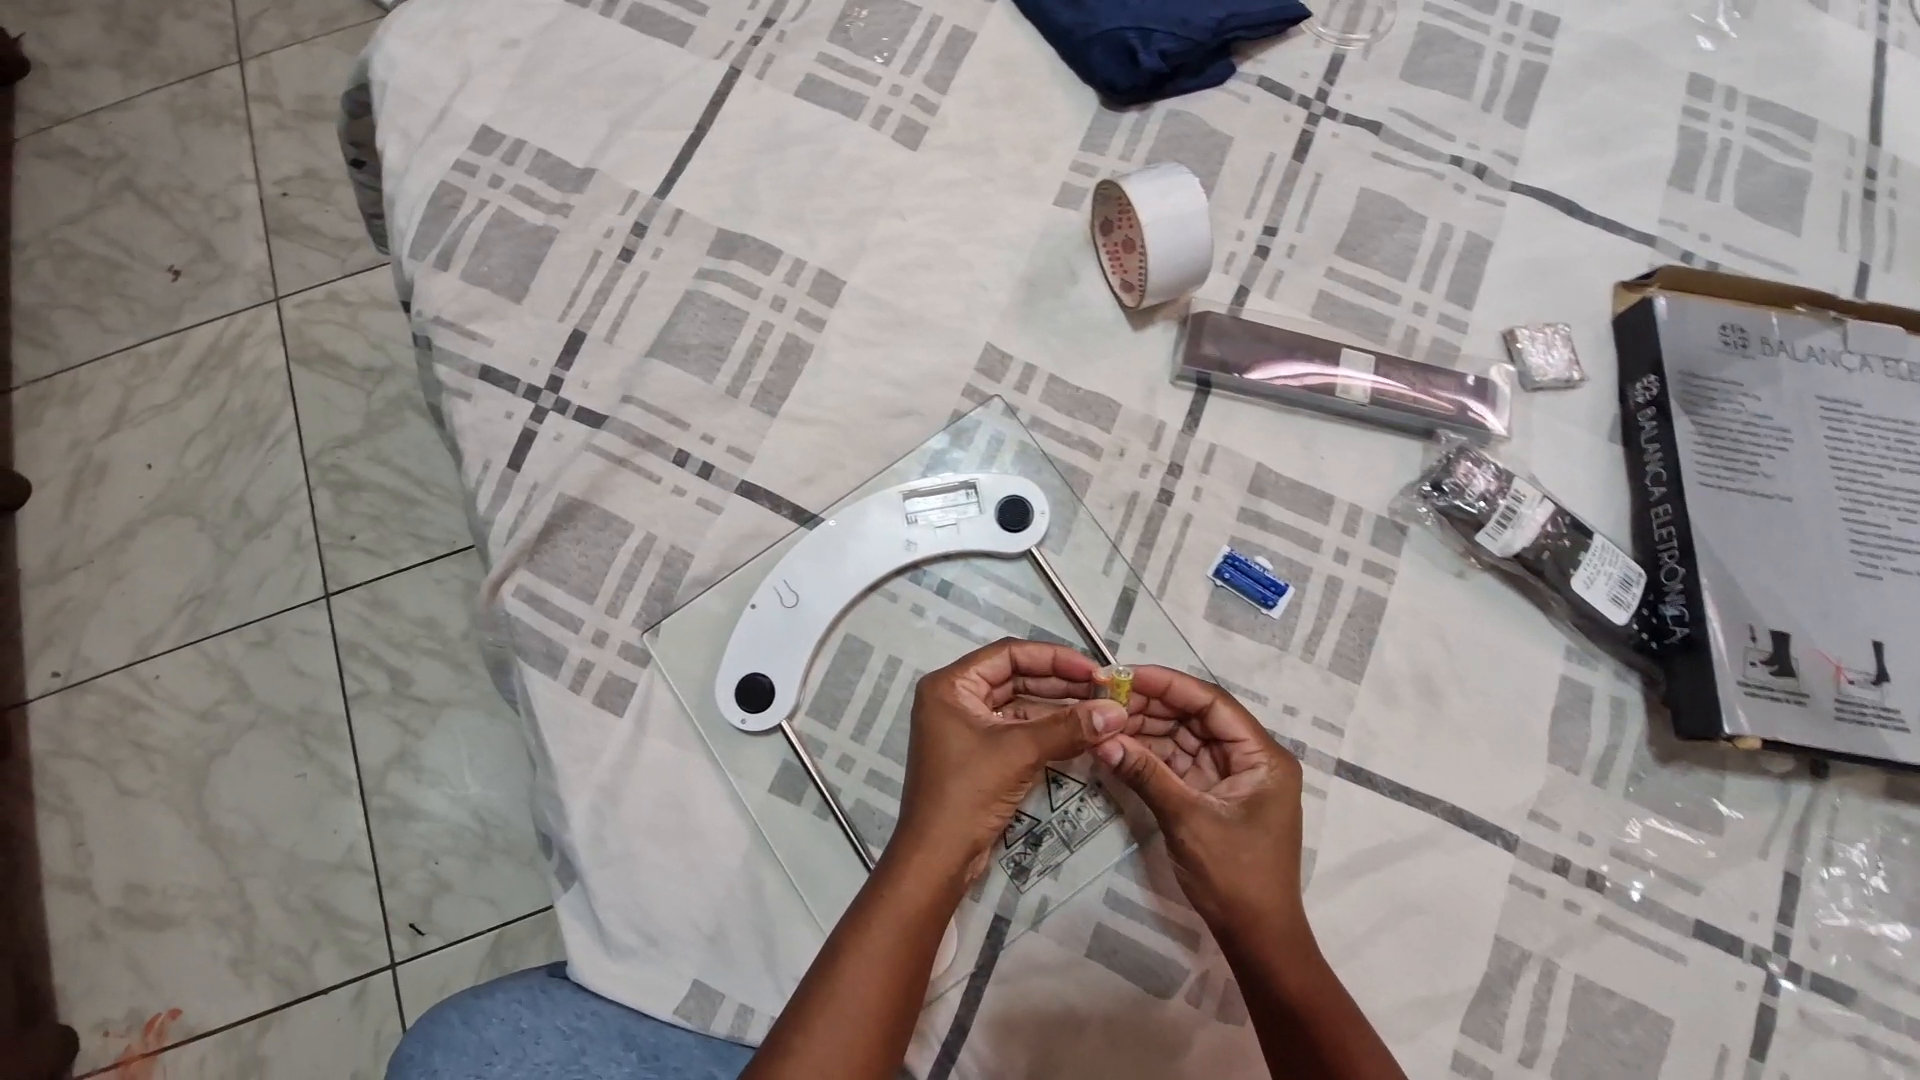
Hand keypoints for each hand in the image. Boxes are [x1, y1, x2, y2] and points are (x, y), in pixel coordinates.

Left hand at [894, 639, 1130, 879]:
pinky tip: (1079, 731)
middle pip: (1014, 676)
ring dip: (1056, 706)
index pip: (1008, 654)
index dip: (1053, 657)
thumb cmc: (967, 793)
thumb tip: (1117, 711)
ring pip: (1018, 703)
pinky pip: (1016, 728)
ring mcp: (965, 726)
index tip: (1093, 670)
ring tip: (1098, 709)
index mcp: (951, 685)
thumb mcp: (1020, 752)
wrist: (937, 857)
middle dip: (1059, 682)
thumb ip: (1069, 727)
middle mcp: (954, 698)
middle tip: (1102, 690)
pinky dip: (1046, 728)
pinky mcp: (978, 752)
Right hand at [1093, 666, 1308, 945]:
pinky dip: (1151, 755)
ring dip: (1147, 729)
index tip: (1125, 674)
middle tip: (1105, 698)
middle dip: (1152, 706)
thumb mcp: (1187, 820)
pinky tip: (1119, 746)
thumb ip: (1146, 773)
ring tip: (1105, 720)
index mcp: (1261, 756)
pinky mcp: (1214, 794)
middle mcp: (1250, 758)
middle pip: (1196, 716)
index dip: (1167, 684)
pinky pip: (1180, 762)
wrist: (1256, 936)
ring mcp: (1231, 776)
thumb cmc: (1235, 876)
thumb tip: (1102, 739)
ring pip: (1185, 737)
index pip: (1212, 703)